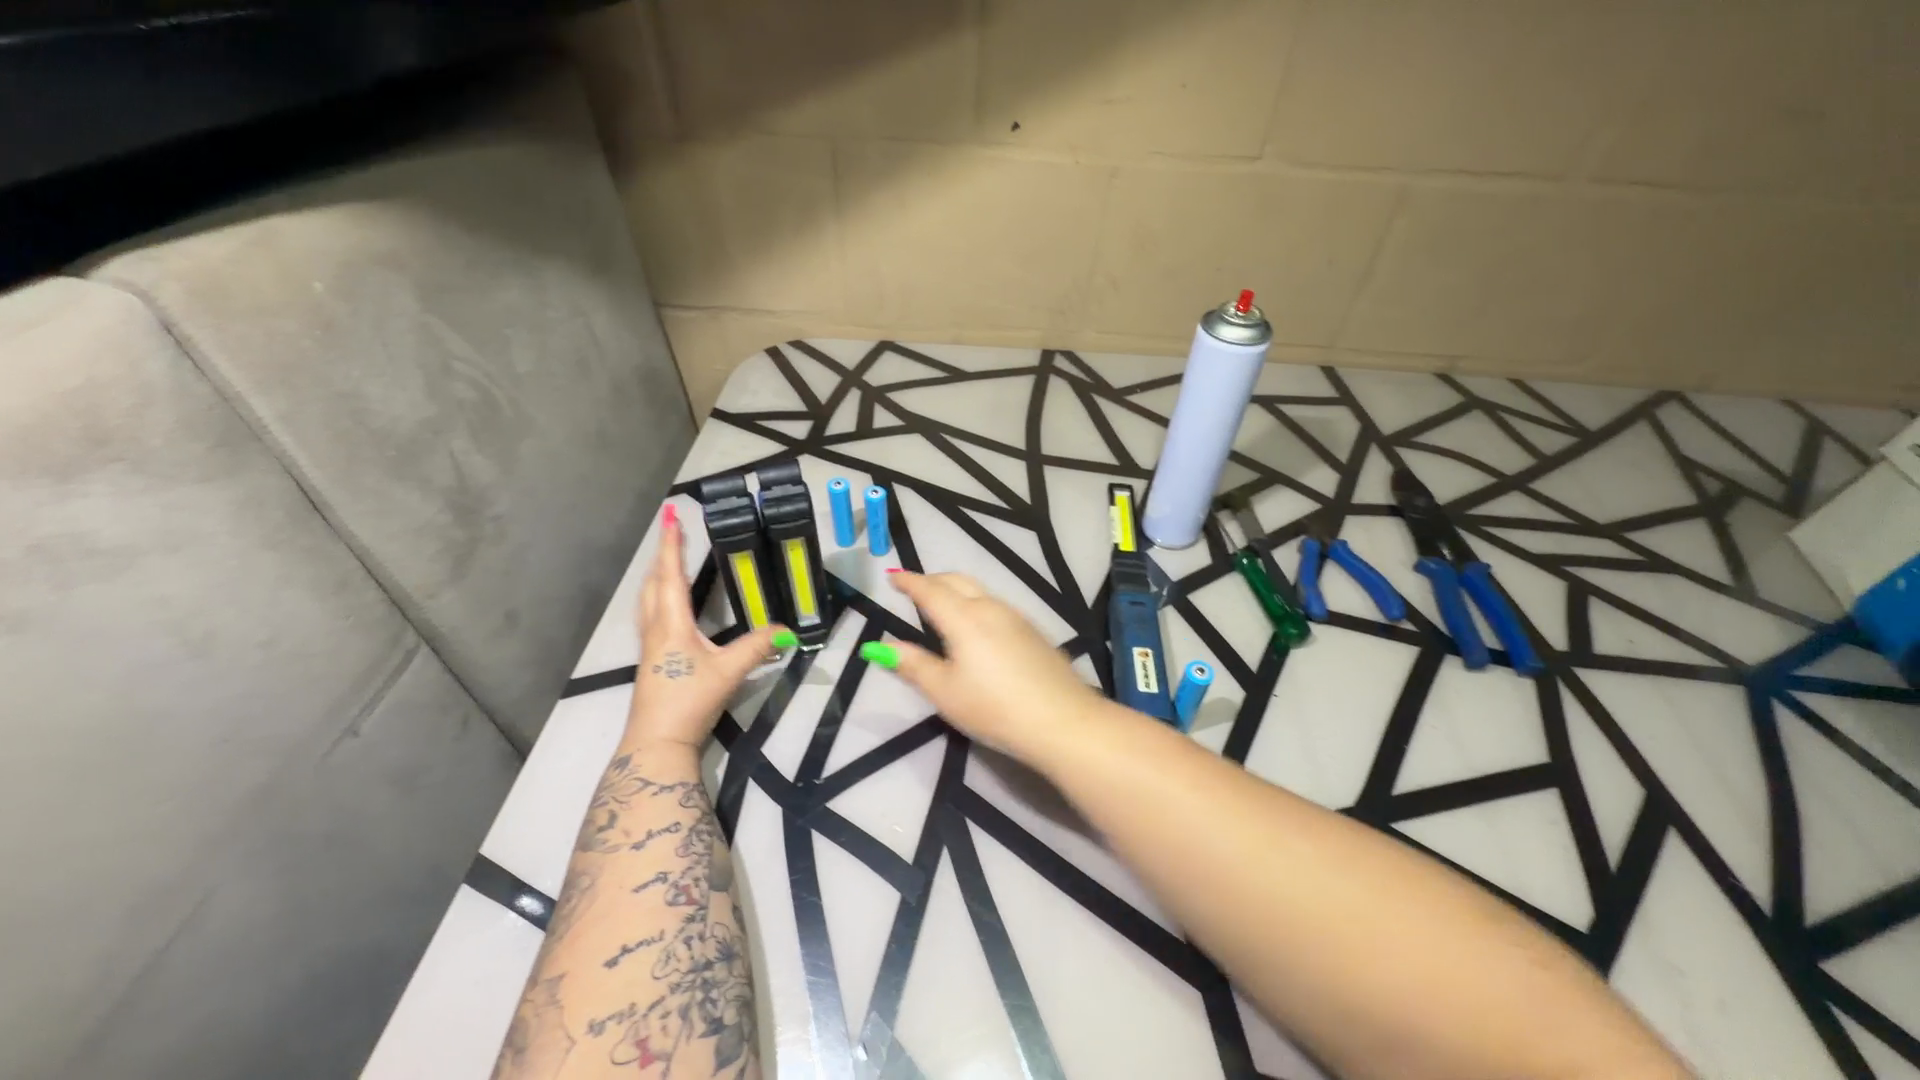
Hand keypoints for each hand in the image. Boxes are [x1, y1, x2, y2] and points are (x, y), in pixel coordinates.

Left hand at [627, 505, 778, 748]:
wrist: (657, 743)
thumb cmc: (689, 702)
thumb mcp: (729, 673)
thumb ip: (758, 648)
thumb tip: (788, 631)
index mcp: (671, 623)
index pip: (670, 575)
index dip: (671, 545)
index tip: (670, 517)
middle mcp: (655, 629)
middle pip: (653, 584)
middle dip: (662, 556)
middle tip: (672, 534)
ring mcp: (649, 647)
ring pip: (647, 601)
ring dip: (657, 577)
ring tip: (668, 563)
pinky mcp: (650, 662)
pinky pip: (651, 617)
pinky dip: (658, 598)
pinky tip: (668, 609)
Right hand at [885, 571, 1106, 760]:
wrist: (1063, 721)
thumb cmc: (995, 708)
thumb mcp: (945, 692)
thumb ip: (913, 665)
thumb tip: (881, 646)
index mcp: (964, 618)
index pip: (930, 590)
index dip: (909, 582)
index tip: (892, 578)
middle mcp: (991, 608)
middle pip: (957, 581)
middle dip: (932, 580)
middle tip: (914, 589)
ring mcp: (1018, 618)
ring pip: (980, 592)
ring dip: (956, 590)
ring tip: (942, 605)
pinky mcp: (1034, 633)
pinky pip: (997, 606)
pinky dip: (976, 604)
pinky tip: (977, 627)